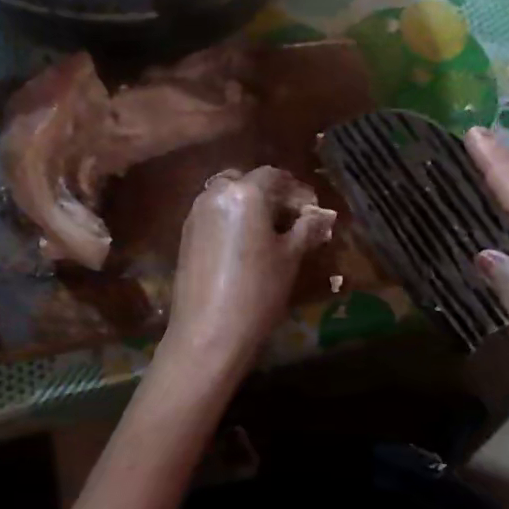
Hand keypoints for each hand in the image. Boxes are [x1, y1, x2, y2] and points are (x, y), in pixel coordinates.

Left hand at [163, 166, 333, 375]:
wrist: (208, 332)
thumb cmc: (257, 291)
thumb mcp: (290, 258)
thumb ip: (306, 229)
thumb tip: (323, 215)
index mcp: (244, 192)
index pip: (275, 176)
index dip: (297, 192)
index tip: (312, 212)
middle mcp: (214, 194)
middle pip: (248, 183)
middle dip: (271, 197)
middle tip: (292, 222)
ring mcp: (195, 215)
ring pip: (228, 199)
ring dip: (250, 209)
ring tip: (271, 237)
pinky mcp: (185, 236)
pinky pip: (214, 217)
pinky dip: (232, 222)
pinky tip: (246, 248)